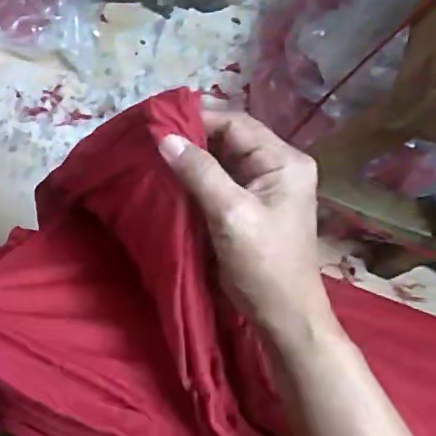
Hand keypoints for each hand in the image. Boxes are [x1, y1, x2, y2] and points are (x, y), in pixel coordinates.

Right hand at [158, 110, 333, 337]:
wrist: (283, 316)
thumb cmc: (264, 265)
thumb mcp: (230, 215)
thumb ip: (199, 173)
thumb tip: (165, 138)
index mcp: (284, 161)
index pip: (237, 124)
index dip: (198, 119)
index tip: (158, 123)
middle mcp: (278, 167)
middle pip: (229, 139)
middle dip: (192, 138)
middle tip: (151, 139)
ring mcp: (265, 188)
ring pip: (222, 161)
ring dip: (192, 160)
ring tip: (155, 156)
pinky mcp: (250, 207)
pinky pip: (220, 182)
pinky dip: (196, 180)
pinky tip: (171, 180)